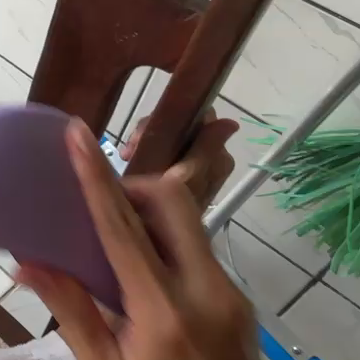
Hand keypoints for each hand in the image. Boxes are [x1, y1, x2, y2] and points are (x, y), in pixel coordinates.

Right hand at [15, 118, 351, 359]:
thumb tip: (26, 262)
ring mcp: (229, 294)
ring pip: (188, 221)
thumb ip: (73, 312)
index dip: (96, 176)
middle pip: (172, 204)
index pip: (123, 228)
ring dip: (146, 212)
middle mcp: (206, 292)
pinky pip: (195, 247)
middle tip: (94, 204)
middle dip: (131, 186)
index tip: (78, 133)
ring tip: (109, 238)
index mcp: (165, 314)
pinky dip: (161, 239)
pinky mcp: (235, 301)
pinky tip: (137, 272)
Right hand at [121, 108, 237, 204]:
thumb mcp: (187, 177)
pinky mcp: (175, 172)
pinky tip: (131, 159)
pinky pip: (161, 148)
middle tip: (131, 148)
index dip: (176, 118)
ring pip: (168, 136)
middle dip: (153, 131)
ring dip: (145, 141)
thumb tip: (231, 123)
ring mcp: (191, 165)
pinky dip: (145, 150)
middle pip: (182, 126)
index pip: (203, 120)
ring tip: (128, 155)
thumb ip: (205, 149)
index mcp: (217, 158)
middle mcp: (208, 159)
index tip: (148, 133)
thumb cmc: (174, 211)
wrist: (159, 241)